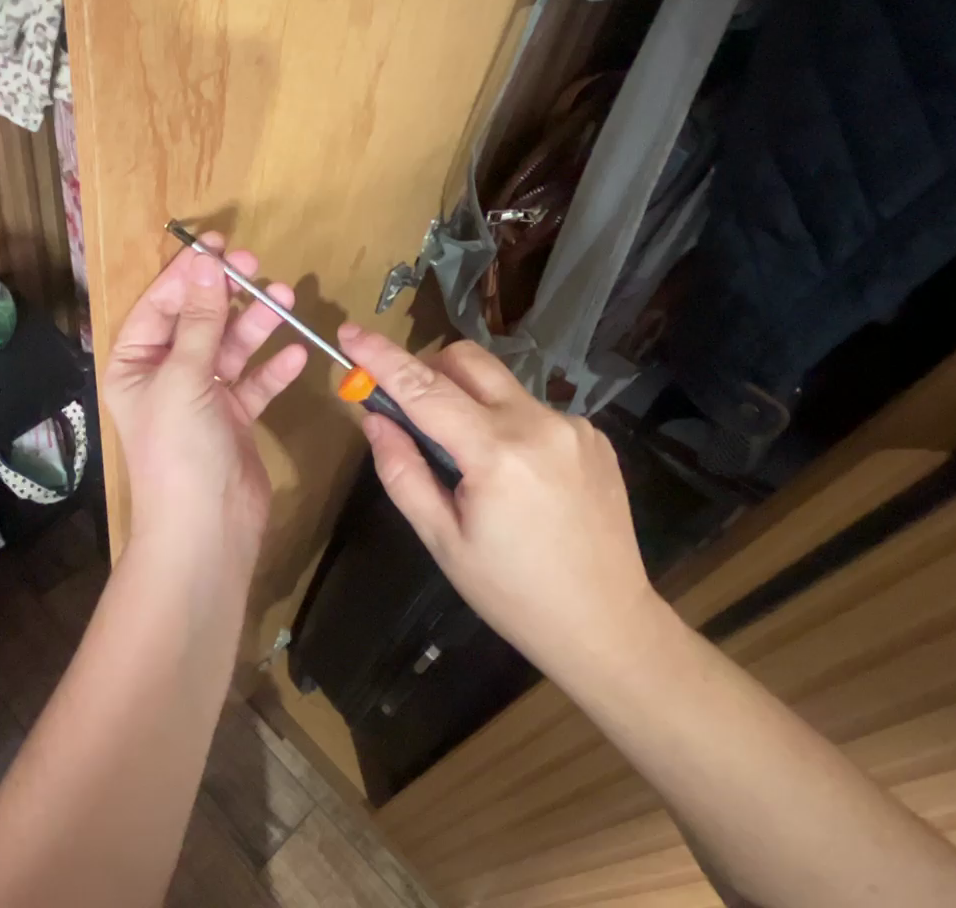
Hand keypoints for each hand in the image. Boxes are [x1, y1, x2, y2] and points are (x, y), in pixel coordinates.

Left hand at [105, 236, 309, 575]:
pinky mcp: (233, 419)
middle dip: (227, 295)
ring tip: (287, 299)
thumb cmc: (179, 449)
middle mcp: (165, 377)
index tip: (220, 245)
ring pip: (230, 349)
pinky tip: (296, 353)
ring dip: (256, 325)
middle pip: (197, 322)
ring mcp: (201, 398)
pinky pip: (253, 384)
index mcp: (134, 364)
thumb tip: (207, 262)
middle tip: (258, 266)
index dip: (188, 274)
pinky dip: (272, 369)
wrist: (205, 529)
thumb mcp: (185, 377)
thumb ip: (200, 320)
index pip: (160, 306)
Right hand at [336, 325, 660, 662]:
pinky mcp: (594, 436)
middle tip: (409, 410)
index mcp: (496, 454)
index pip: (424, 388)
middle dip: (427, 368)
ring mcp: (573, 426)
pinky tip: (515, 478)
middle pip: (467, 360)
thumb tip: (374, 418)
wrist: (606, 624)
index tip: (349, 332)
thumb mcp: (442, 540)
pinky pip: (531, 410)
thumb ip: (402, 471)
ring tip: (469, 463)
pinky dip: (505, 425)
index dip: (380, 356)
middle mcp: (539, 424)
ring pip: (500, 385)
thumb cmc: (511, 592)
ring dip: (468, 402)